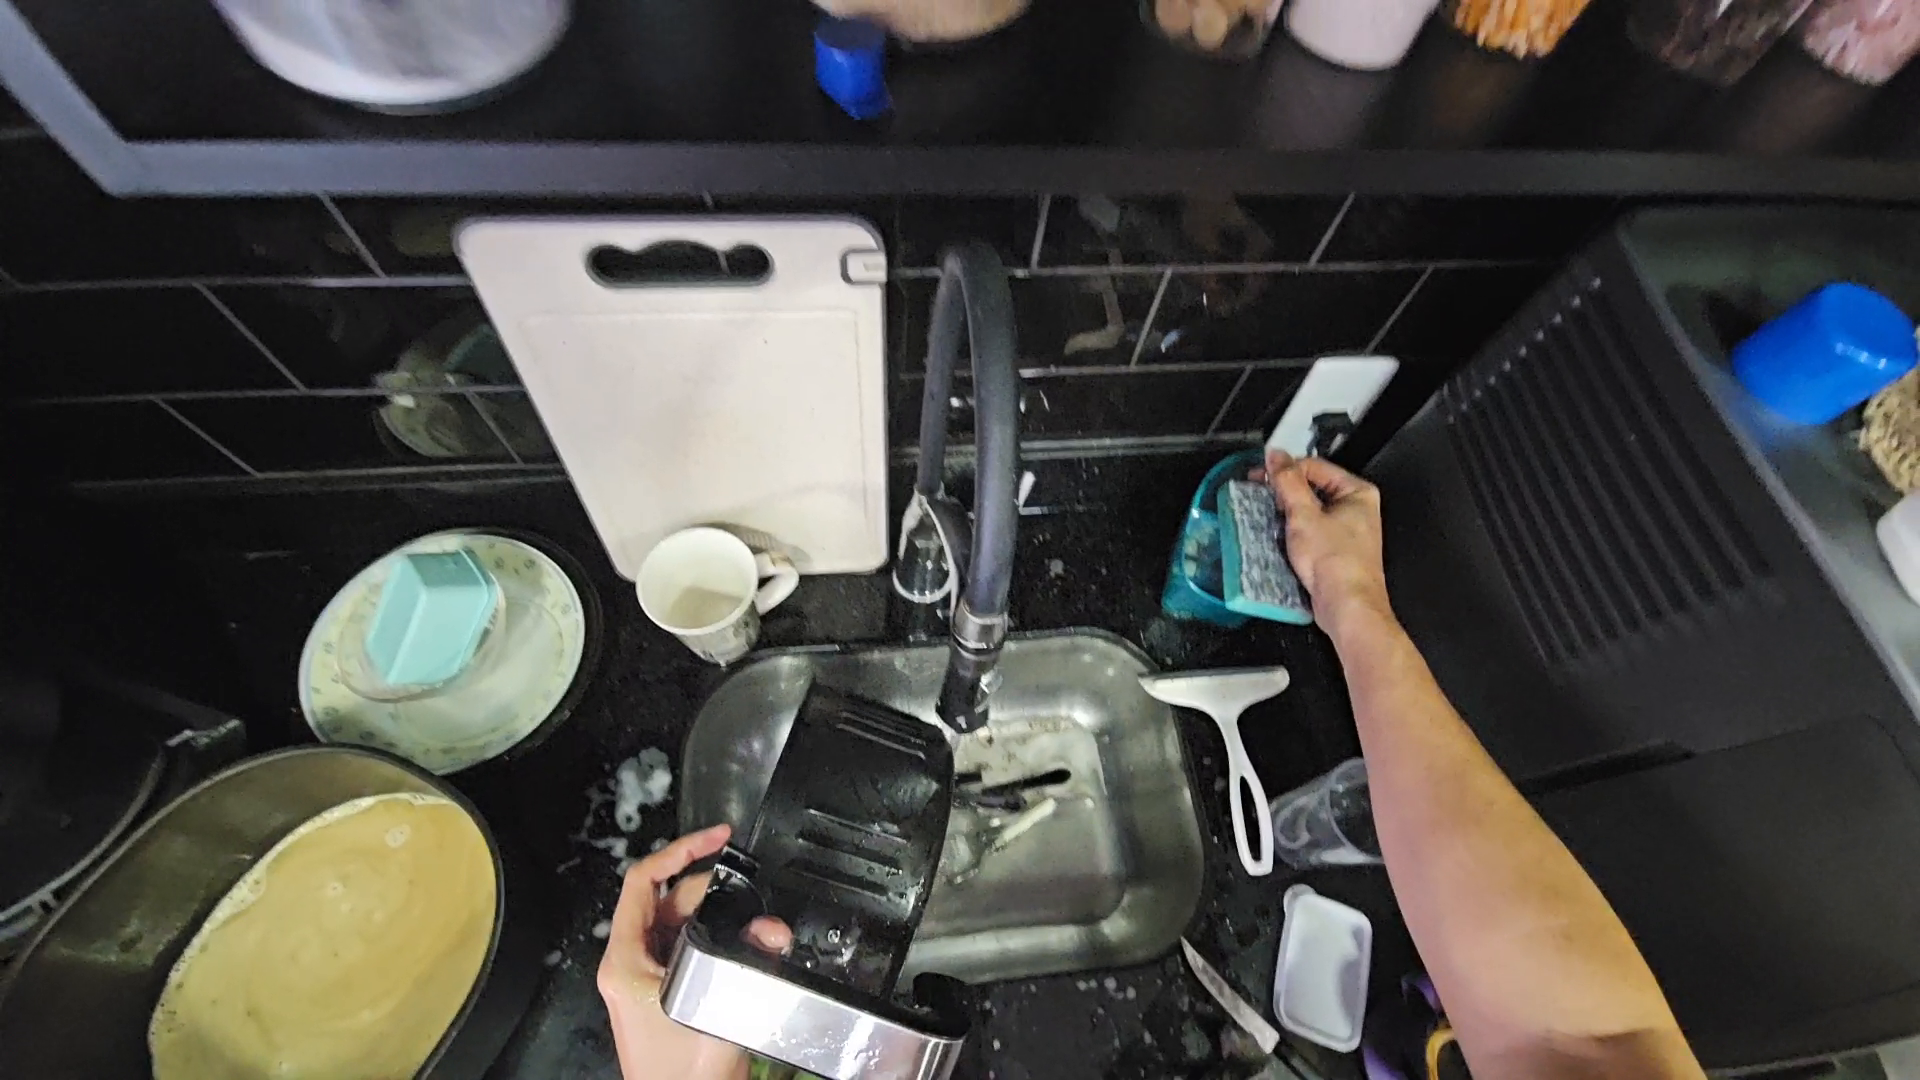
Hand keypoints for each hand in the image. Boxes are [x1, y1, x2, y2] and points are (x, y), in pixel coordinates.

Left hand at [597, 824, 792, 1079]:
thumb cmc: (682, 1076)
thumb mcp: (714, 1008)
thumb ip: (749, 961)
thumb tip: (773, 929)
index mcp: (625, 961)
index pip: (644, 880)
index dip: (681, 849)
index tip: (717, 838)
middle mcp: (630, 961)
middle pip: (671, 897)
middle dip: (716, 890)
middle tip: (751, 893)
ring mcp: (647, 973)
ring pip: (686, 918)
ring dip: (725, 914)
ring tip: (761, 928)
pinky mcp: (665, 984)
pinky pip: (693, 940)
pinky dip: (722, 933)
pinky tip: (751, 942)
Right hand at [1256, 450, 1393, 639]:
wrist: (1346, 605)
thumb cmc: (1337, 564)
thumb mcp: (1304, 515)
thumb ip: (1288, 482)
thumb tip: (1276, 457)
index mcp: (1358, 493)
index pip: (1314, 467)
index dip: (1285, 470)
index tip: (1262, 476)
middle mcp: (1356, 509)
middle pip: (1311, 488)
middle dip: (1284, 494)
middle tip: (1262, 497)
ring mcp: (1345, 530)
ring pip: (1308, 510)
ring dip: (1286, 514)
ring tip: (1271, 520)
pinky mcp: (1333, 549)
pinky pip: (1308, 530)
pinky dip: (1292, 532)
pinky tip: (1280, 538)